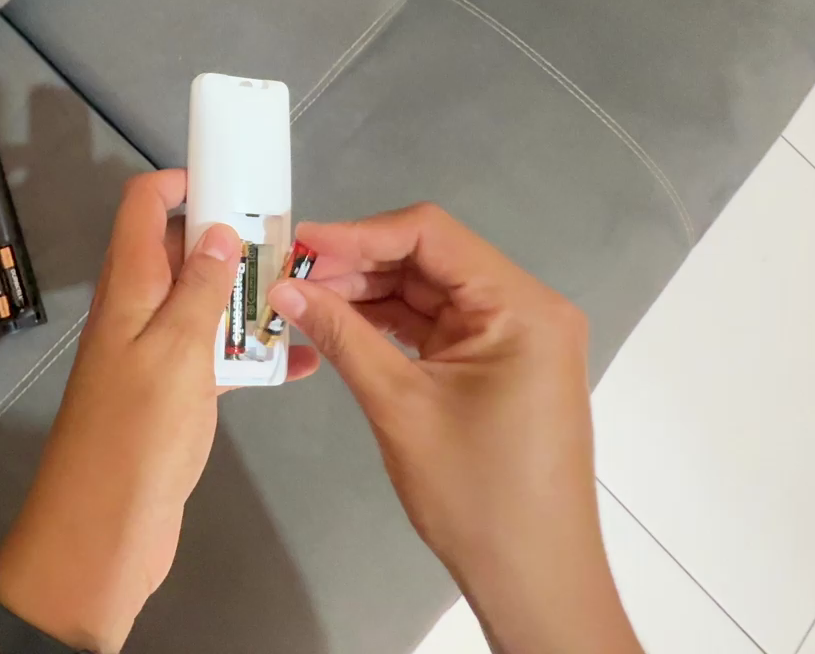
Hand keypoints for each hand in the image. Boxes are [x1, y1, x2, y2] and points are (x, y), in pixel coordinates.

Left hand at [0, 170, 317, 650]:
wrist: (104, 531)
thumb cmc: (137, 432)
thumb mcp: (176, 350)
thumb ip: (199, 288)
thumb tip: (217, 230)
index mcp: (128, 283)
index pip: (141, 205)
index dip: (179, 183)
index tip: (230, 184)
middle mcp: (137, 306)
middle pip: (178, 249)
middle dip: (227, 240)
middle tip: (284, 245)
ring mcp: (154, 349)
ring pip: (201, 301)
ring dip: (244, 296)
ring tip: (300, 296)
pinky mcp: (172, 390)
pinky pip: (213, 353)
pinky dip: (248, 351)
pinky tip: (298, 363)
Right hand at [267, 203, 641, 653]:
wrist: (532, 582)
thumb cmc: (475, 493)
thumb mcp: (398, 404)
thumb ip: (339, 334)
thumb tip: (281, 287)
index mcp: (519, 306)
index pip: (430, 234)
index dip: (358, 233)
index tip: (299, 245)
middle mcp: (520, 307)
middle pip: (425, 258)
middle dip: (354, 263)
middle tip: (290, 274)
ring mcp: (506, 334)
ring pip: (421, 287)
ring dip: (362, 290)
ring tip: (301, 296)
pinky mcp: (488, 358)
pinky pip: (427, 320)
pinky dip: (381, 319)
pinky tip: (334, 319)